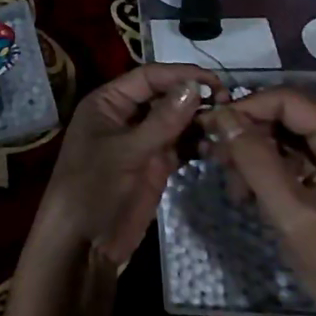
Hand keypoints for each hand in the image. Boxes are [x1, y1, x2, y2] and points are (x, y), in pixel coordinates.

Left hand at [33, 63, 220, 265]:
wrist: (83, 241)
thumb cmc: (93, 187)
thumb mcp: (127, 151)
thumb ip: (162, 120)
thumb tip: (195, 86)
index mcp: (107, 103)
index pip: (148, 77)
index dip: (180, 75)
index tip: (217, 82)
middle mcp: (124, 116)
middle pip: (166, 96)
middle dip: (195, 99)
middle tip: (232, 107)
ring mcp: (141, 141)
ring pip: (177, 122)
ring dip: (201, 123)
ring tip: (230, 128)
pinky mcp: (154, 165)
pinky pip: (181, 146)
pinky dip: (199, 146)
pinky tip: (219, 149)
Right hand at [201, 87, 315, 315]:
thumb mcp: (289, 213)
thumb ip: (254, 160)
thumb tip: (221, 116)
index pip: (290, 101)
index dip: (246, 108)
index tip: (210, 129)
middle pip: (289, 117)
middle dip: (248, 135)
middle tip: (216, 161)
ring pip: (289, 137)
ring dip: (255, 155)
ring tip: (235, 188)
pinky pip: (299, 157)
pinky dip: (271, 170)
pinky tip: (251, 194)